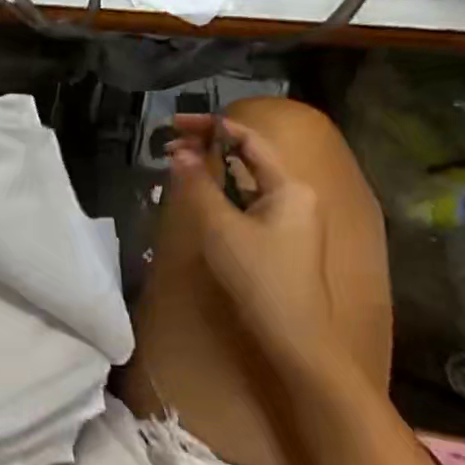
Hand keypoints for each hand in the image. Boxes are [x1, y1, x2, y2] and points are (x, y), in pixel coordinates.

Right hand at [163, 115, 337, 370]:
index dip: (210, 126)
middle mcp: (296, 196)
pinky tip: (200, 199)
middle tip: (168, 146)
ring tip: (177, 167)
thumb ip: (198, 185)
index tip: (174, 124)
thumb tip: (178, 152)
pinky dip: (221, 193)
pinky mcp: (281, 240)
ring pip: (246, 181)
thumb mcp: (220, 227)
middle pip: (249, 157)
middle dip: (208, 146)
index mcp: (290, 186)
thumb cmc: (260, 277)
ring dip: (212, 170)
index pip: (248, 139)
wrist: (295, 339)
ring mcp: (291, 219)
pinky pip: (248, 202)